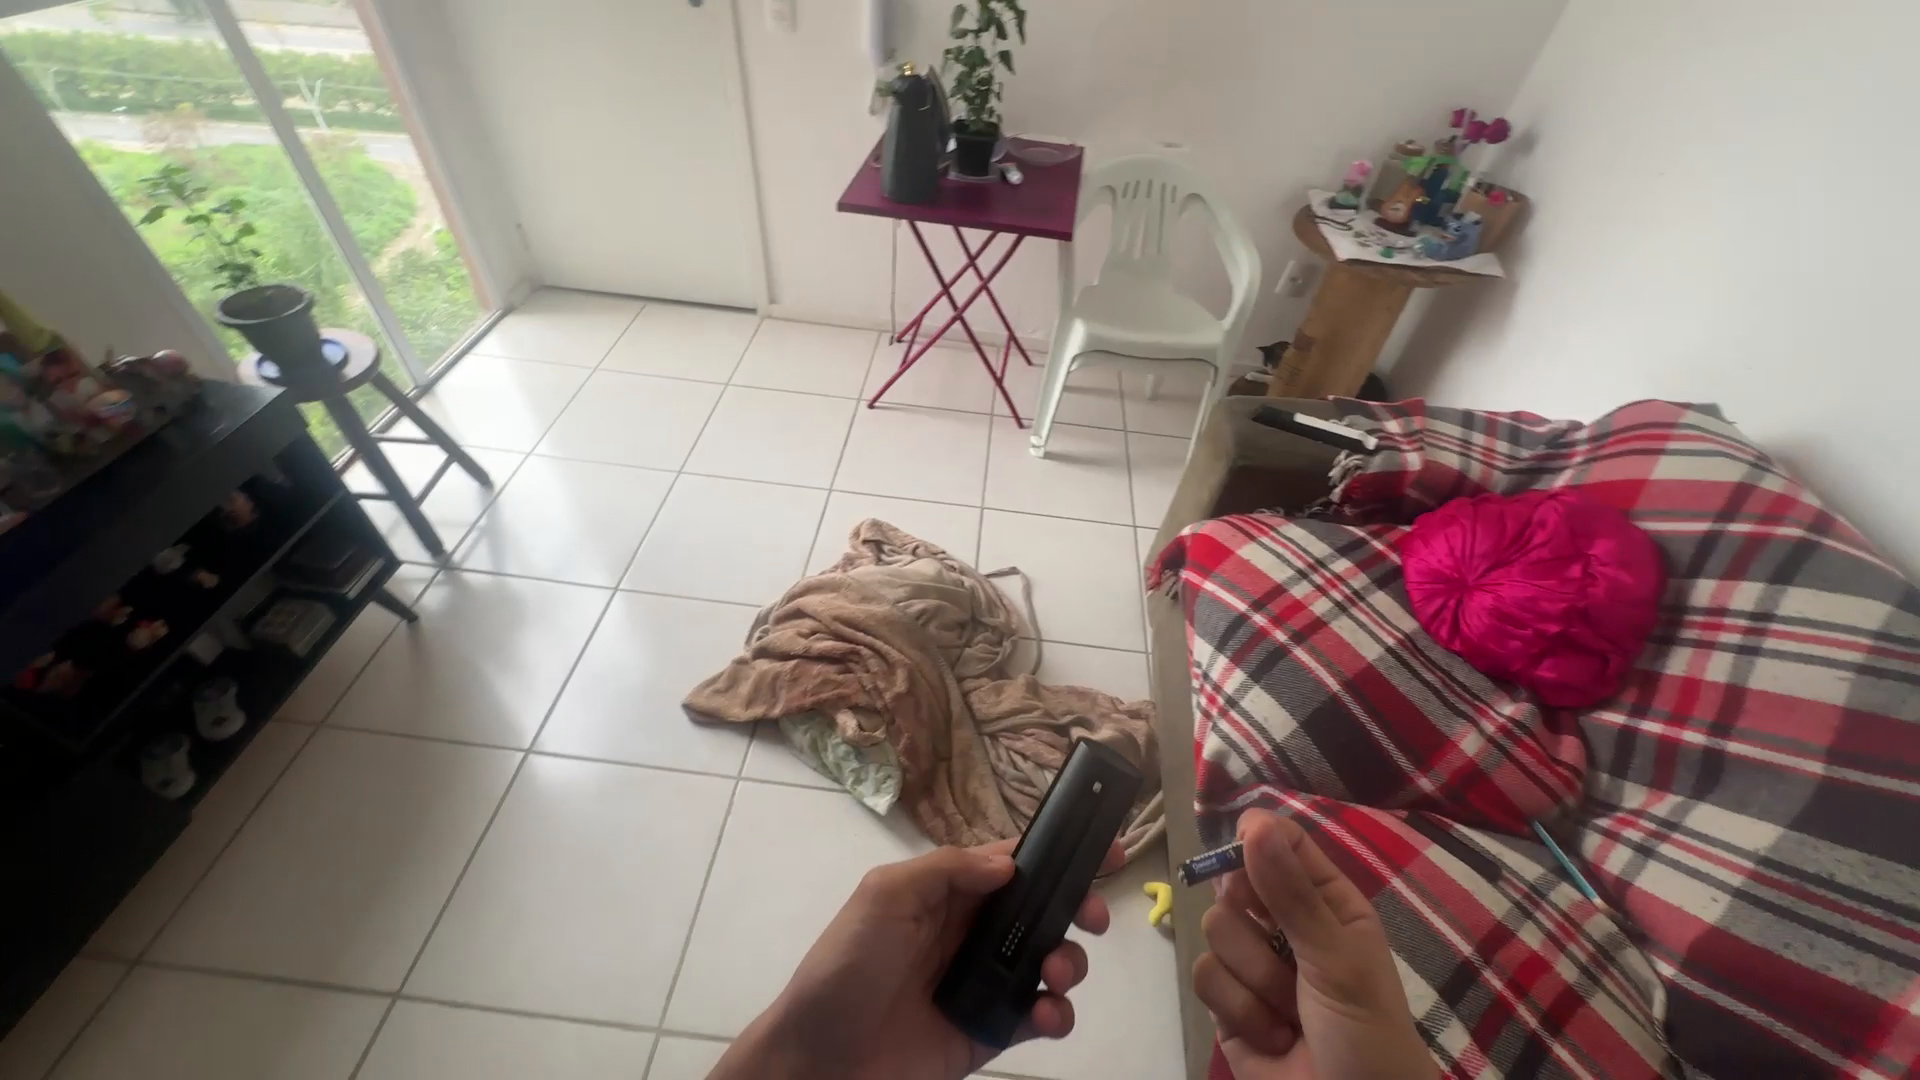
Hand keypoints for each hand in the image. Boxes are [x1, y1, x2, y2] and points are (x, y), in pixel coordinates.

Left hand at [713, 838, 1122, 1079]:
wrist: (819, 1060)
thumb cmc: (847, 965)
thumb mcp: (884, 896)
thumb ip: (945, 870)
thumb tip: (1009, 862)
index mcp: (949, 890)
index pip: (1012, 861)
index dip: (1058, 851)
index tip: (1107, 848)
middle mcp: (972, 930)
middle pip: (1042, 909)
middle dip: (1078, 905)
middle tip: (1096, 916)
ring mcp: (983, 981)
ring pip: (1049, 960)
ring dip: (1070, 960)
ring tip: (1056, 972)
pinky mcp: (988, 1031)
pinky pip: (1037, 1016)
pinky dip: (1057, 1014)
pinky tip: (1046, 1014)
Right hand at [1192, 811, 1436, 1079]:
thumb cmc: (1368, 1039)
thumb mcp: (1339, 963)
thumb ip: (1292, 895)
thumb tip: (1252, 823)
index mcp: (1324, 901)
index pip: (1279, 841)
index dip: (1255, 838)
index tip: (1244, 849)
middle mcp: (1284, 922)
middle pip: (1231, 882)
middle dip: (1254, 924)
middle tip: (1284, 951)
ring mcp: (1252, 962)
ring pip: (1214, 928)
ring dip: (1255, 978)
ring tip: (1290, 1012)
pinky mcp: (1227, 1001)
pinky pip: (1204, 974)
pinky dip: (1239, 1009)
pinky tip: (1272, 1035)